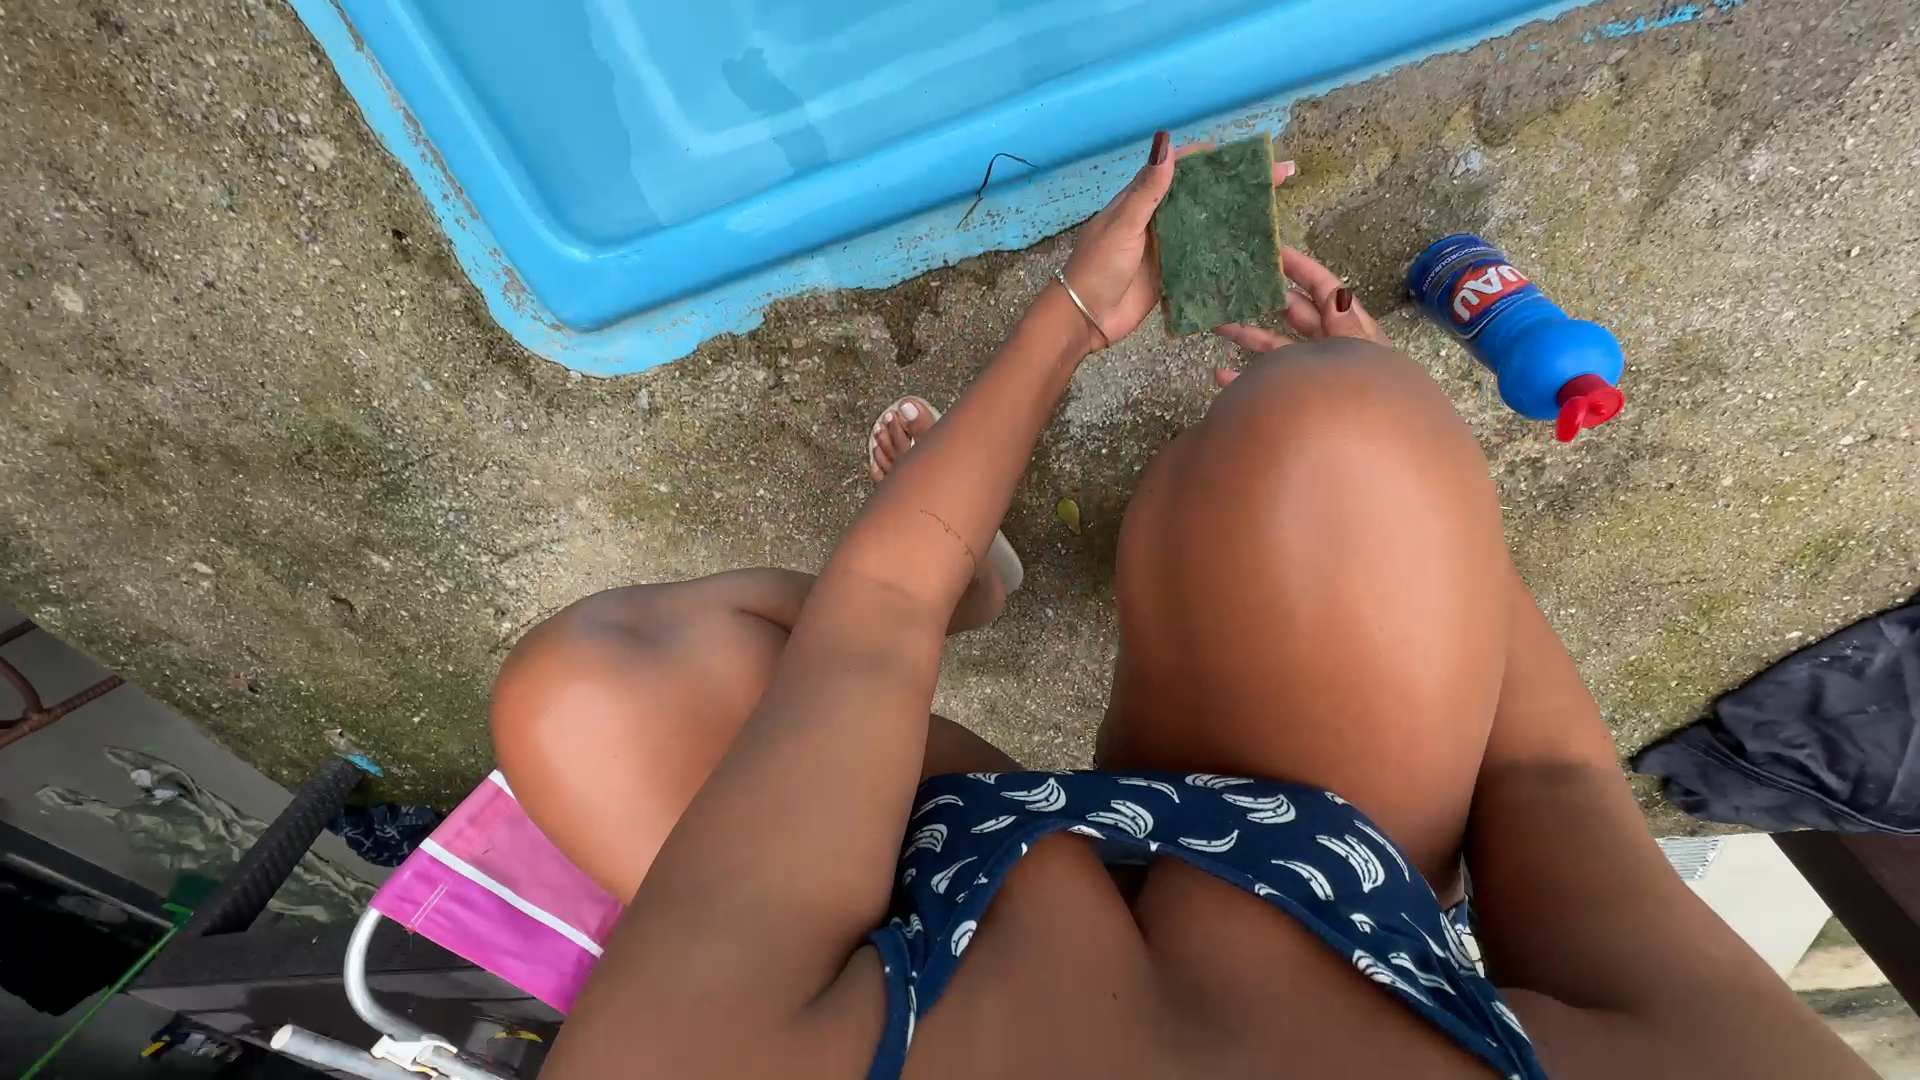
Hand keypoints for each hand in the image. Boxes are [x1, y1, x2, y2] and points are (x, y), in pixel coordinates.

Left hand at [1056, 133, 1298, 350]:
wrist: (1083, 320)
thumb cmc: (1096, 268)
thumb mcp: (1121, 226)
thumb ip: (1146, 191)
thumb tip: (1168, 143)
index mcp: (1141, 200)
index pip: (1182, 169)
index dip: (1214, 159)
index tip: (1248, 155)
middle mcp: (1156, 220)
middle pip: (1201, 196)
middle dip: (1237, 186)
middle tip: (1279, 178)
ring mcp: (1165, 249)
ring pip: (1205, 227)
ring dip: (1235, 218)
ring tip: (1274, 211)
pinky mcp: (1170, 277)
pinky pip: (1201, 260)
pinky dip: (1223, 253)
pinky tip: (1252, 250)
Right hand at [1211, 248, 1391, 383]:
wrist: (1368, 447)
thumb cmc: (1370, 397)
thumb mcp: (1360, 354)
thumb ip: (1345, 325)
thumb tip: (1333, 293)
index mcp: (1349, 329)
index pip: (1325, 290)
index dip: (1301, 269)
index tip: (1274, 253)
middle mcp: (1328, 347)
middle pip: (1293, 314)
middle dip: (1264, 299)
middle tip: (1236, 286)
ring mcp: (1308, 372)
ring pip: (1274, 345)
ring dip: (1246, 335)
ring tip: (1217, 326)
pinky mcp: (1294, 397)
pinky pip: (1265, 383)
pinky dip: (1242, 378)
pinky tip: (1222, 375)